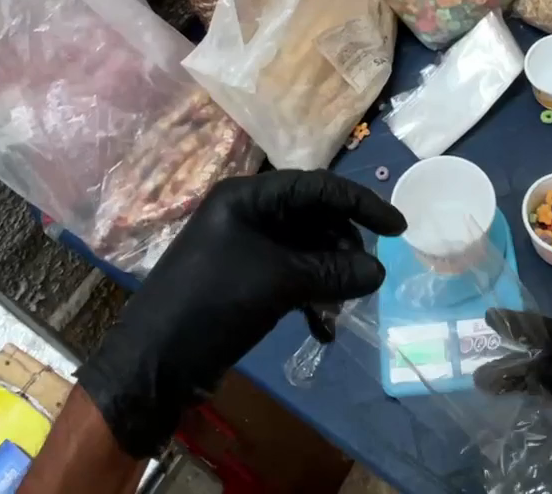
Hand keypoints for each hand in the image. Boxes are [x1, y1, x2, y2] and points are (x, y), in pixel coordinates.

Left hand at [78, 170, 406, 458]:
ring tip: (342, 305)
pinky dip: (310, 294)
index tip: (398, 228)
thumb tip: (379, 272)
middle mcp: (247, 212)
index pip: (317, 187)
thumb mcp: (280, 283)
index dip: (360, 204)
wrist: (153, 364)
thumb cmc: (213, 303)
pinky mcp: (244, 277)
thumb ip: (333, 273)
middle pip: (313, 217)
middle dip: (343, 246)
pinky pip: (290, 274)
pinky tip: (323, 326)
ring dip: (329, 275)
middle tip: (366, 276)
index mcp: (249, 196)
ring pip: (305, 248)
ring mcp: (244, 245)